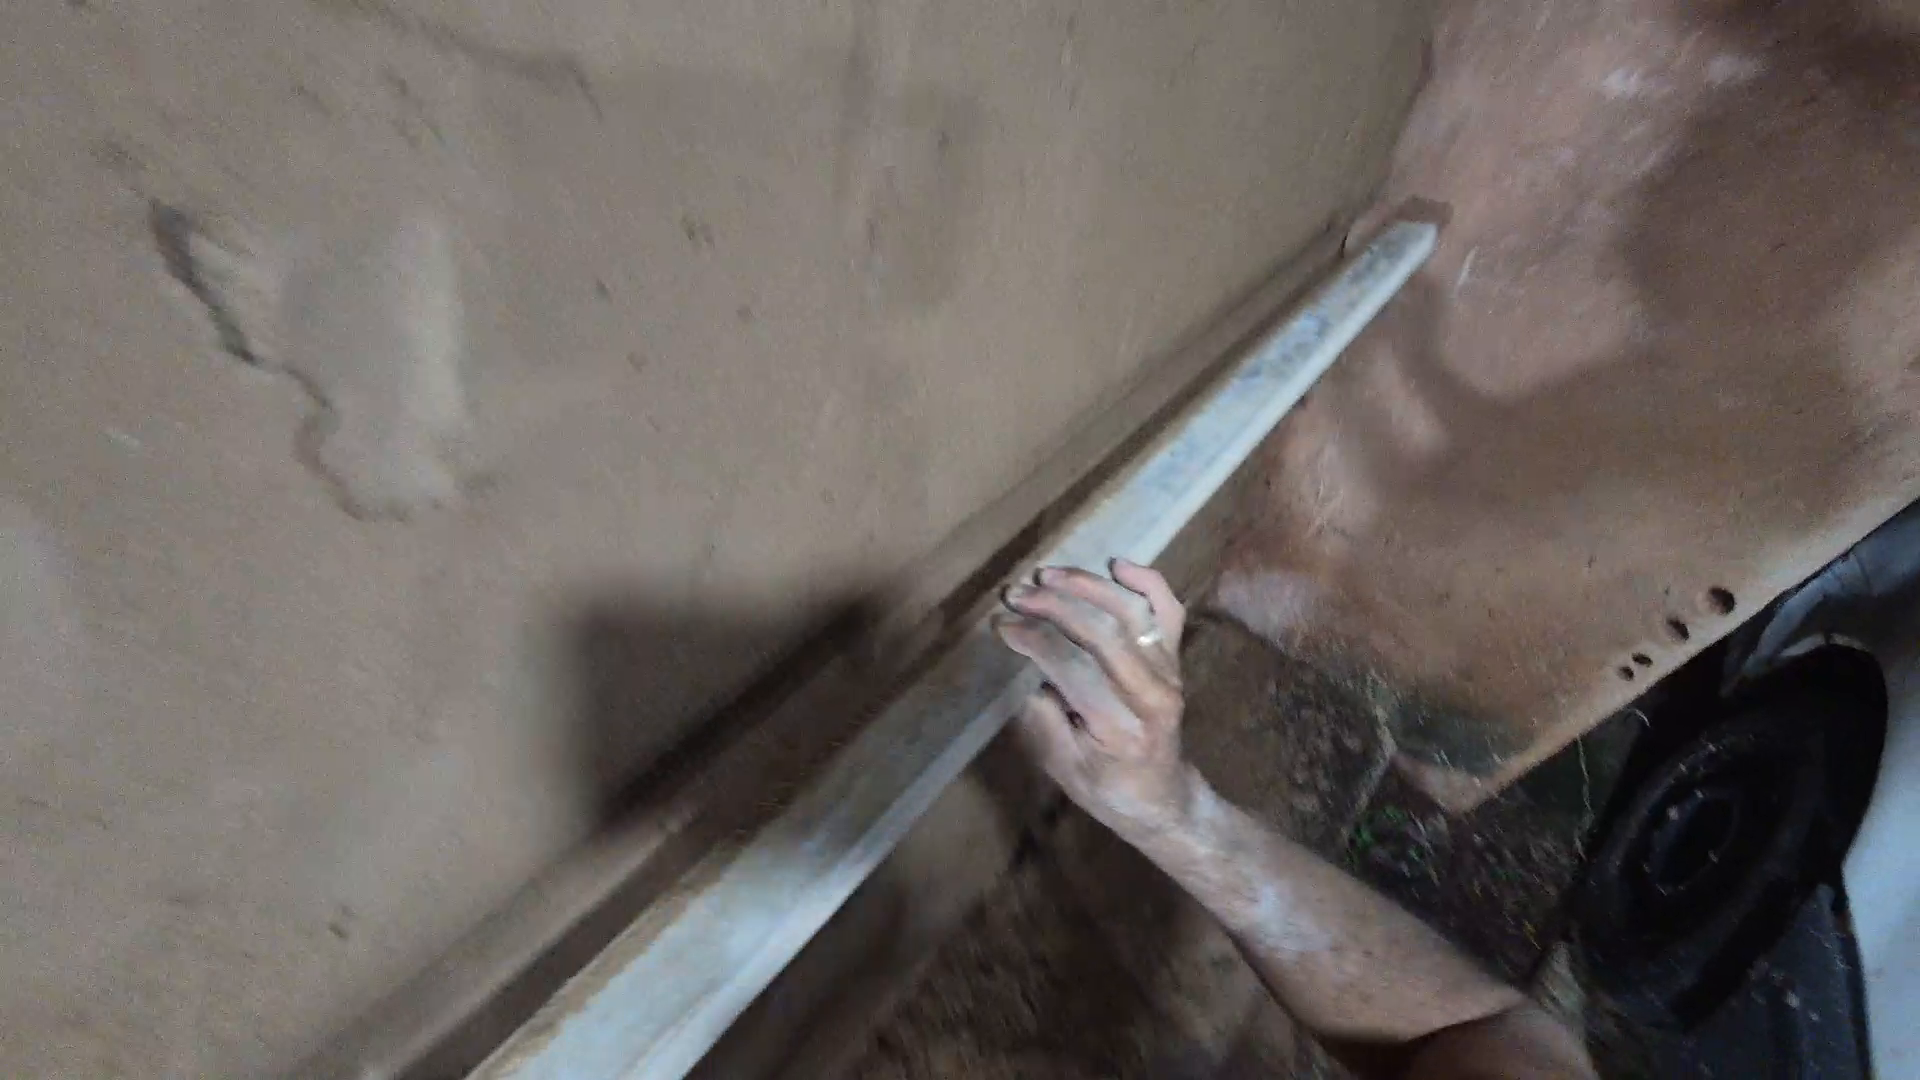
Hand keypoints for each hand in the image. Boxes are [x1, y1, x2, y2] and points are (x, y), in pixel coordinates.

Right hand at [992, 558, 1194, 836]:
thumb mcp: (1063, 769)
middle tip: (1014, 593)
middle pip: (1103, 630)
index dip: (1033, 639)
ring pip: (1131, 609)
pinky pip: (1167, 608)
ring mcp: (1169, 669)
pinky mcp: (1175, 657)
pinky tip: (1116, 564)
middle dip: (1053, 604)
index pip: (1072, 666)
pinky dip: (1146, 580)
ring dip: (1085, 584)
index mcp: (1120, 725)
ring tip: (1046, 574)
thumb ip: (1046, 721)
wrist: (1162, 796)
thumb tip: (1033, 671)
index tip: (1001, 625)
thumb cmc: (1107, 786)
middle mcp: (1153, 691)